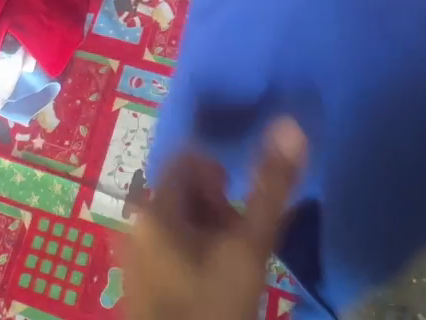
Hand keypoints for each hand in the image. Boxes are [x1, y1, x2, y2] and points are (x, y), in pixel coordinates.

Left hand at [122, 119, 307, 319]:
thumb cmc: (214, 307)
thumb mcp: (249, 248)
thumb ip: (270, 186)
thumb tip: (291, 124)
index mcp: (152, 206)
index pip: (187, 158)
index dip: (218, 175)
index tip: (240, 204)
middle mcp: (135, 223)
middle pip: (182, 188)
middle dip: (218, 206)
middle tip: (241, 240)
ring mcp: (134, 255)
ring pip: (179, 220)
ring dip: (210, 231)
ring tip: (233, 265)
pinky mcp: (139, 283)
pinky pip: (169, 247)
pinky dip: (195, 253)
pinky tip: (217, 284)